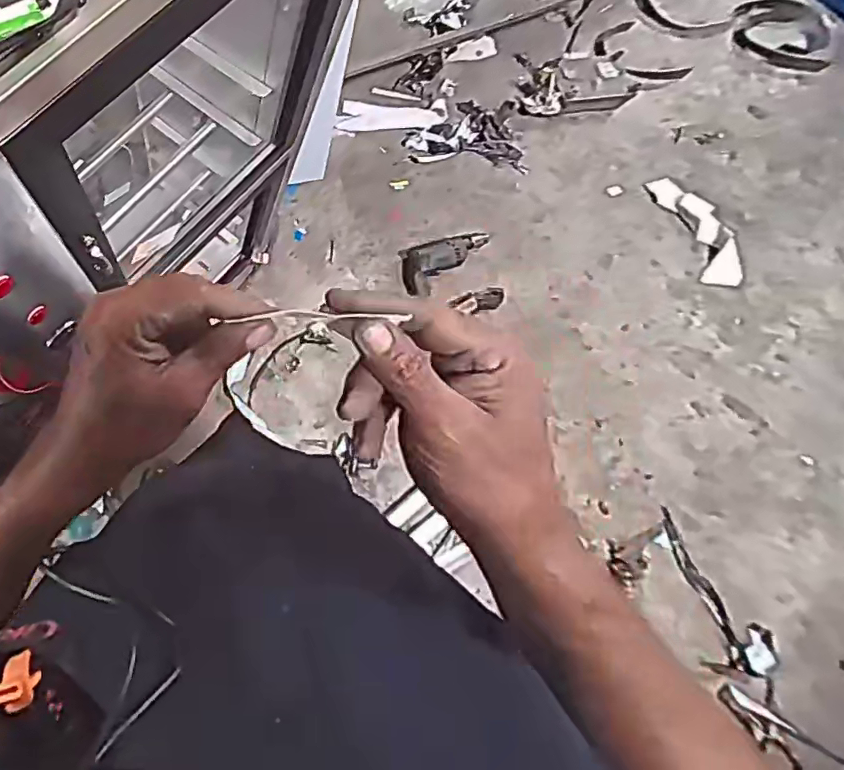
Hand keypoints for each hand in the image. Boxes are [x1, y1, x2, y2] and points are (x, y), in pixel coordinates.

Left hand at [54, 274, 273, 480]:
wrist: (79, 454)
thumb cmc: (122, 432)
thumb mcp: (183, 392)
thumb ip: (221, 351)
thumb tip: (258, 327)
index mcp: (124, 315)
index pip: (193, 292)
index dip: (237, 303)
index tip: (268, 316)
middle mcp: (113, 302)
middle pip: (183, 288)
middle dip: (222, 307)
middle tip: (255, 328)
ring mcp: (111, 309)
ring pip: (174, 296)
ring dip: (205, 316)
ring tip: (233, 339)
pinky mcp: (114, 321)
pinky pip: (160, 309)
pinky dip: (185, 323)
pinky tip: (202, 345)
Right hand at [325, 289, 564, 544]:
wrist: (510, 540)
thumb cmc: (490, 487)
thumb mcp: (441, 425)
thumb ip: (404, 371)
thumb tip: (368, 326)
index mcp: (492, 352)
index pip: (423, 314)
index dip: (374, 308)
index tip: (333, 303)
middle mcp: (478, 355)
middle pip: (403, 342)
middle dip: (371, 376)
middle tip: (350, 410)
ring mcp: (461, 376)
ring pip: (394, 366)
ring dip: (371, 400)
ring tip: (362, 435)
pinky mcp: (445, 396)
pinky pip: (399, 388)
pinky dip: (379, 412)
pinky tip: (370, 440)